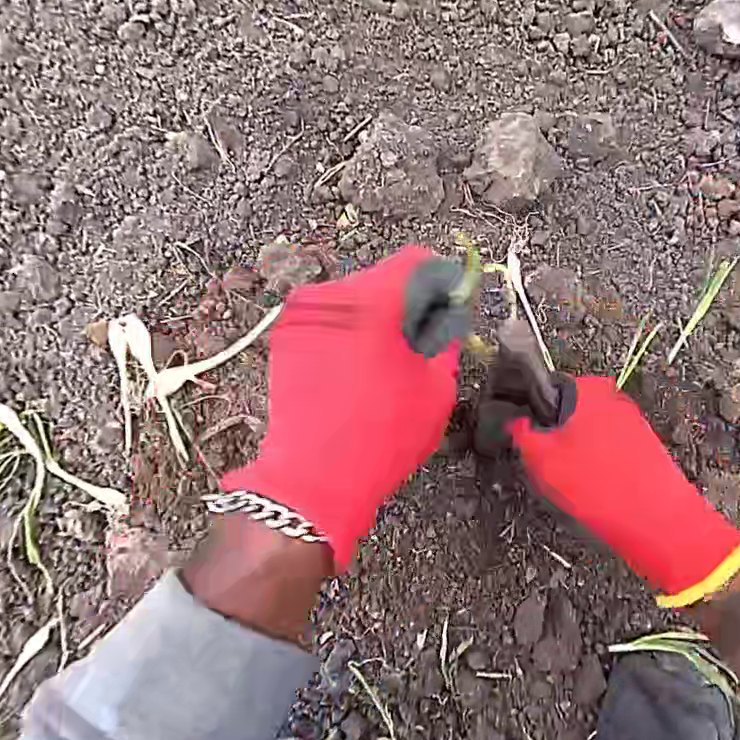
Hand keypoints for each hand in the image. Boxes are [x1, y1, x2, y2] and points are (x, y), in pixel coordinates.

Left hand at [223, 246, 467, 568]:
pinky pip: (332, 319)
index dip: (444, 281)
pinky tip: (362, 370)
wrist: (312, 478)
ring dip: (381, 319)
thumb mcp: (436, 388)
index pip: (419, 261)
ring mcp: (303, 315)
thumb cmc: (379, 436)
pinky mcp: (286, 337)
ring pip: (357, 298)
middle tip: (426, 340)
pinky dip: (353, 333)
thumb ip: (445, 341)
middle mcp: (332, 296)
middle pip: (386, 278)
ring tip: (391, 363)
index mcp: (374, 301)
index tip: (452, 304)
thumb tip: (448, 321)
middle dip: (412, 303)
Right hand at [498, 375, 739, 606]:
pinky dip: (593, 464)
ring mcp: (629, 421)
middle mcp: (611, 397)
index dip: (526, 414)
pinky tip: (593, 489)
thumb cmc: (602, 489)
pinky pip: (603, 448)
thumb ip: (522, 433)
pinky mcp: (641, 445)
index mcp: (586, 390)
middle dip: (550, 436)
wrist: (660, 524)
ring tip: (572, 483)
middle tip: (544, 466)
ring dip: (571, 452)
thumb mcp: (543, 461)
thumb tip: (514, 421)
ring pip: (582, 432)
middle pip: (563, 412)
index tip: (519, 435)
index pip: (541, 389)